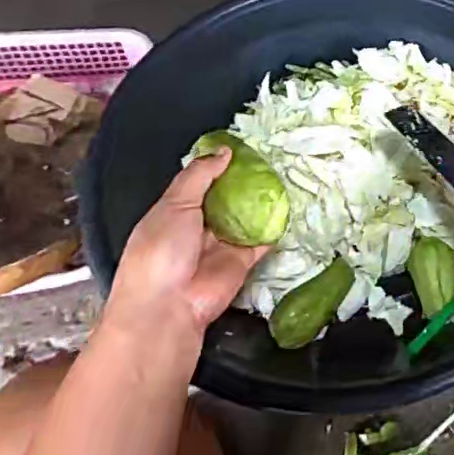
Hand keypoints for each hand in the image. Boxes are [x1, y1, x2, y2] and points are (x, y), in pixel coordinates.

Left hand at [105, 149, 268, 341]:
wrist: (170, 307)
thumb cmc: (161, 252)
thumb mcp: (174, 206)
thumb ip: (199, 177)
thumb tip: (224, 151)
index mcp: (174, 212)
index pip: (199, 183)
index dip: (218, 166)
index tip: (242, 147)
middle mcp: (199, 227)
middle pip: (226, 199)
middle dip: (244, 182)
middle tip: (271, 159)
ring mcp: (223, 244)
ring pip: (247, 217)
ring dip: (263, 202)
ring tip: (286, 176)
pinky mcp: (244, 260)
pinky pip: (263, 239)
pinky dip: (276, 226)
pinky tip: (292, 207)